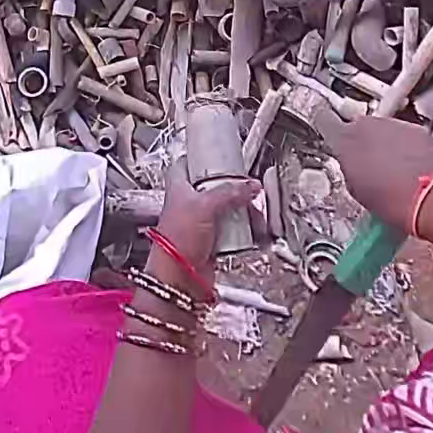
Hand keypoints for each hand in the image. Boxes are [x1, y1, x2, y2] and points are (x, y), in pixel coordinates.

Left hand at [148, 160, 258, 295]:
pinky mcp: (212, 241)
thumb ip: (230, 192)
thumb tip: (250, 185)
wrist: (179, 279)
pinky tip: (254, 227)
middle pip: (212, 187)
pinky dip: (243, 228)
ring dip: (241, 208)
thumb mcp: (205, 205)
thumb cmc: (178, 239)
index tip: (218, 154)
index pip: (186, 164)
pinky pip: (232, 230)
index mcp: (179, 187)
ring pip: (225, 208)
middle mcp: (189, 203)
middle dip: (231, 186)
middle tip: (246, 184)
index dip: (200, 157)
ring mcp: (200, 223)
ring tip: (255, 207)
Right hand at [317, 114, 432, 232]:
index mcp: (344, 139)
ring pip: (382, 130)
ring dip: (384, 144)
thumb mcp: (357, 189)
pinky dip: (406, 146)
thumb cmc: (391, 200)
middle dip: (362, 142)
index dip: (327, 126)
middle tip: (368, 165)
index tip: (328, 129)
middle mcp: (365, 125)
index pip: (326, 122)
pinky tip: (410, 167)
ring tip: (392, 170)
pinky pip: (404, 134)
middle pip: (357, 127)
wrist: (431, 198)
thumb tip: (354, 168)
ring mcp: (391, 124)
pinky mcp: (415, 128)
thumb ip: (350, 168)